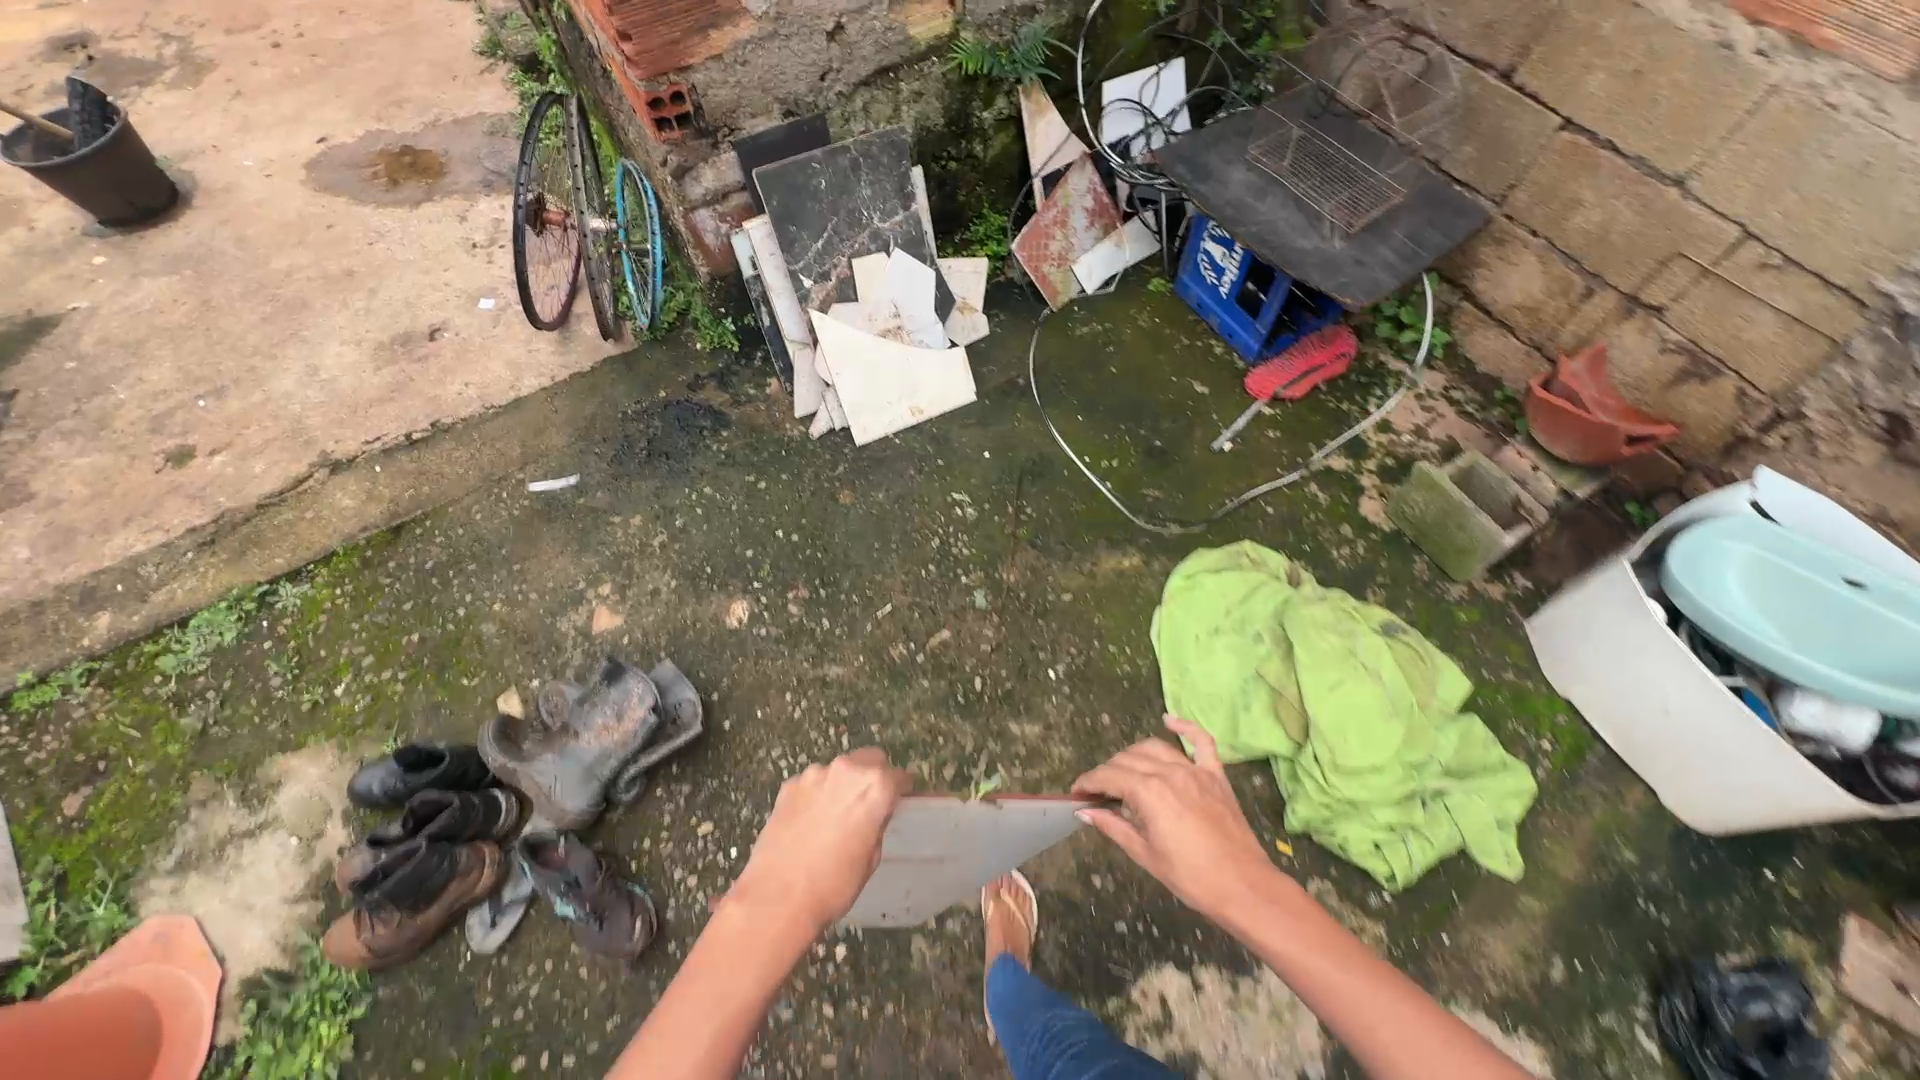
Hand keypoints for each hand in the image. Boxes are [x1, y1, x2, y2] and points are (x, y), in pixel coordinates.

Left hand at [729, 747, 911, 931]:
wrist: (777, 899)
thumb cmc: (835, 884)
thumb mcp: (871, 858)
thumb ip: (877, 825)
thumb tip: (875, 814)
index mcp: (874, 787)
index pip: (899, 776)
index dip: (902, 788)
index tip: (902, 798)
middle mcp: (846, 771)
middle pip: (869, 760)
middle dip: (874, 775)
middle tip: (870, 803)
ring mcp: (813, 775)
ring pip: (838, 770)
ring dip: (843, 784)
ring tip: (836, 816)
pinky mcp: (788, 786)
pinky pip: (812, 784)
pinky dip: (817, 795)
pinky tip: (810, 822)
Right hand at [1072, 716, 1277, 922]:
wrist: (1242, 885)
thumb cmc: (1190, 876)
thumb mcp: (1144, 854)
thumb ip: (1113, 826)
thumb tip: (1084, 811)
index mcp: (1148, 792)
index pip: (1108, 776)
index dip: (1088, 783)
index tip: (1078, 793)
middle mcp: (1169, 772)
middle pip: (1127, 759)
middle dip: (1108, 772)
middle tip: (1100, 792)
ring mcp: (1195, 770)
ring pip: (1156, 748)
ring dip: (1134, 755)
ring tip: (1124, 771)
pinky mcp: (1216, 775)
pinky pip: (1201, 742)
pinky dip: (1185, 727)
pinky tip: (1169, 721)